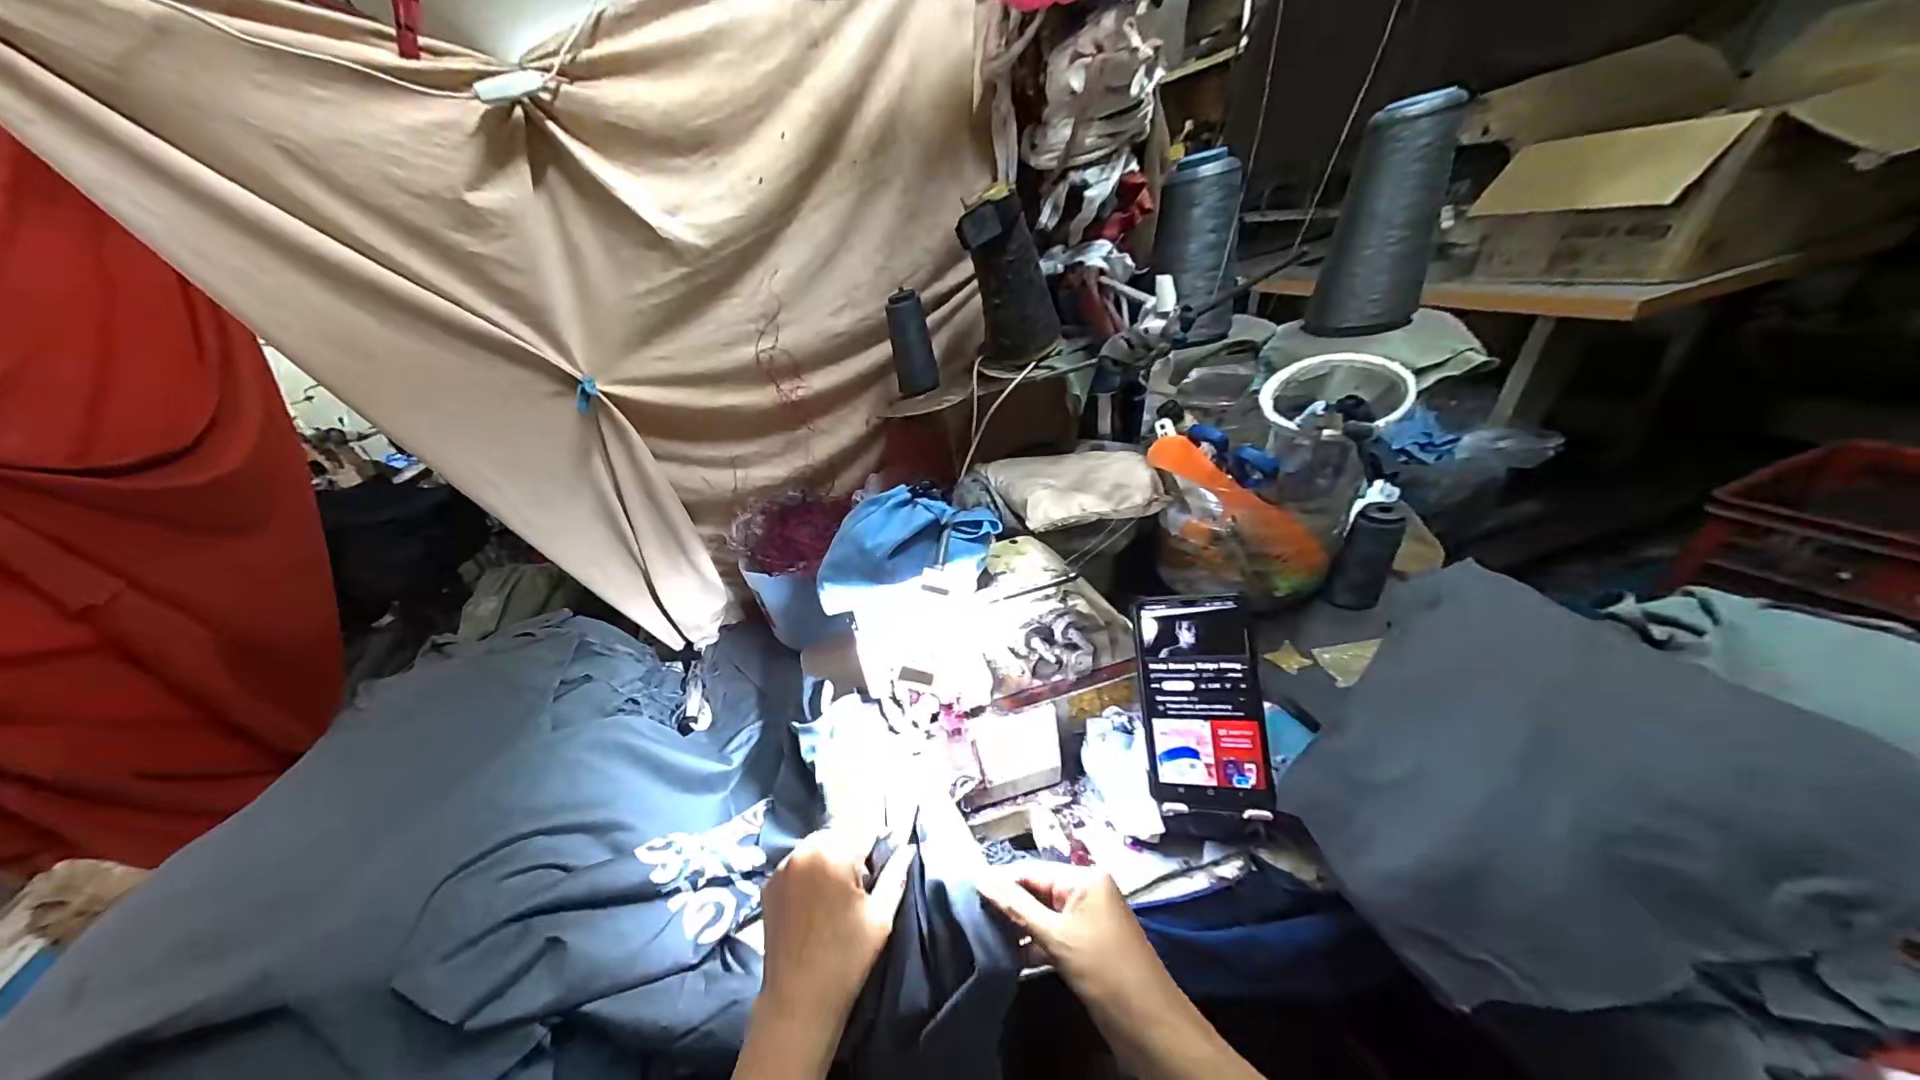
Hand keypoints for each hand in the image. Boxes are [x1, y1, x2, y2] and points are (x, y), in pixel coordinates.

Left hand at [733, 828, 912, 1079]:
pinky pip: (798, 863)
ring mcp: (782, 867)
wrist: (798, 1001)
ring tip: (840, 890)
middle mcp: (803, 851)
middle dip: (854, 846)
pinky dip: (811, 870)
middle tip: (865, 878)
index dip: (881, 836)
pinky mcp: (769, 885)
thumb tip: (907, 847)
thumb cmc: (847, 958)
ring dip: (832, 856)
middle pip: (838, 832)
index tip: (891, 847)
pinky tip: (819, 898)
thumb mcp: (881, 916)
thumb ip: (895, 873)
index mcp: (832, 853)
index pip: (864, 826)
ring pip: (817, 846)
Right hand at [979, 863, 1263, 1079]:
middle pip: (1038, 890)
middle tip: (973, 917)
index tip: (968, 892)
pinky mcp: (1088, 944)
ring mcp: (1090, 919)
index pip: (1032, 870)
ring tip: (985, 936)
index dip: (1001, 881)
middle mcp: (1088, 891)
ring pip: (1044, 914)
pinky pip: (1055, 934)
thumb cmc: (1104, 970)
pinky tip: (1011, 955)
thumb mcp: (1055, 937)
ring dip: (1020, 926)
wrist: (1149, 1024)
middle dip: (1010, 905)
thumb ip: (1016, 907)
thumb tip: (981, 878)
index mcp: (1085, 877)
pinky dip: (1035, 943)